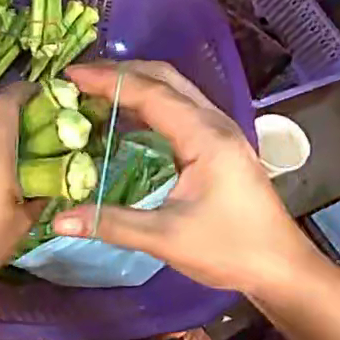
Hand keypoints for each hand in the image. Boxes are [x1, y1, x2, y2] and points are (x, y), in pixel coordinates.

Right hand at [52, 61, 330, 300]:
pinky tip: (126, 121)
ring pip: (175, 92)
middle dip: (120, 73)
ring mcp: (221, 133)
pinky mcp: (220, 147)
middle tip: (78, 80)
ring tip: (95, 94)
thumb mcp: (165, 238)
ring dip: (136, 86)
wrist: (280, 267)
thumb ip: (112, 223)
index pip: (150, 93)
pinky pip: (180, 111)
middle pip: (165, 79)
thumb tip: (59, 221)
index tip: (69, 77)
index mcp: (204, 136)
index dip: (107, 82)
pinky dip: (150, 107)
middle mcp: (215, 124)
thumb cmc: (230, 250)